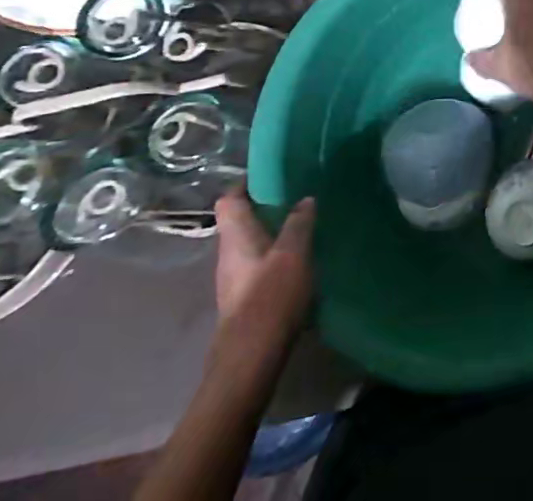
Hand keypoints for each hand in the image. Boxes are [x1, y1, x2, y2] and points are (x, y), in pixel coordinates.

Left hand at [213, 187, 314, 339]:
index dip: (246, 184)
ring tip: (303, 227)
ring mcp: (234, 279)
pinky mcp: (244, 299)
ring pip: (250, 244)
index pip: (230, 200)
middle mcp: (228, 255)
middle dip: (265, 209)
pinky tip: (299, 261)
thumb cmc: (270, 298)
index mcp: (235, 237)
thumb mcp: (294, 254)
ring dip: (272, 233)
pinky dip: (275, 256)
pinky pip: (258, 265)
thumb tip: (304, 199)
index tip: (271, 175)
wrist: (251, 357)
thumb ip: (299, 224)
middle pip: (239, 222)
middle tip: (297, 198)